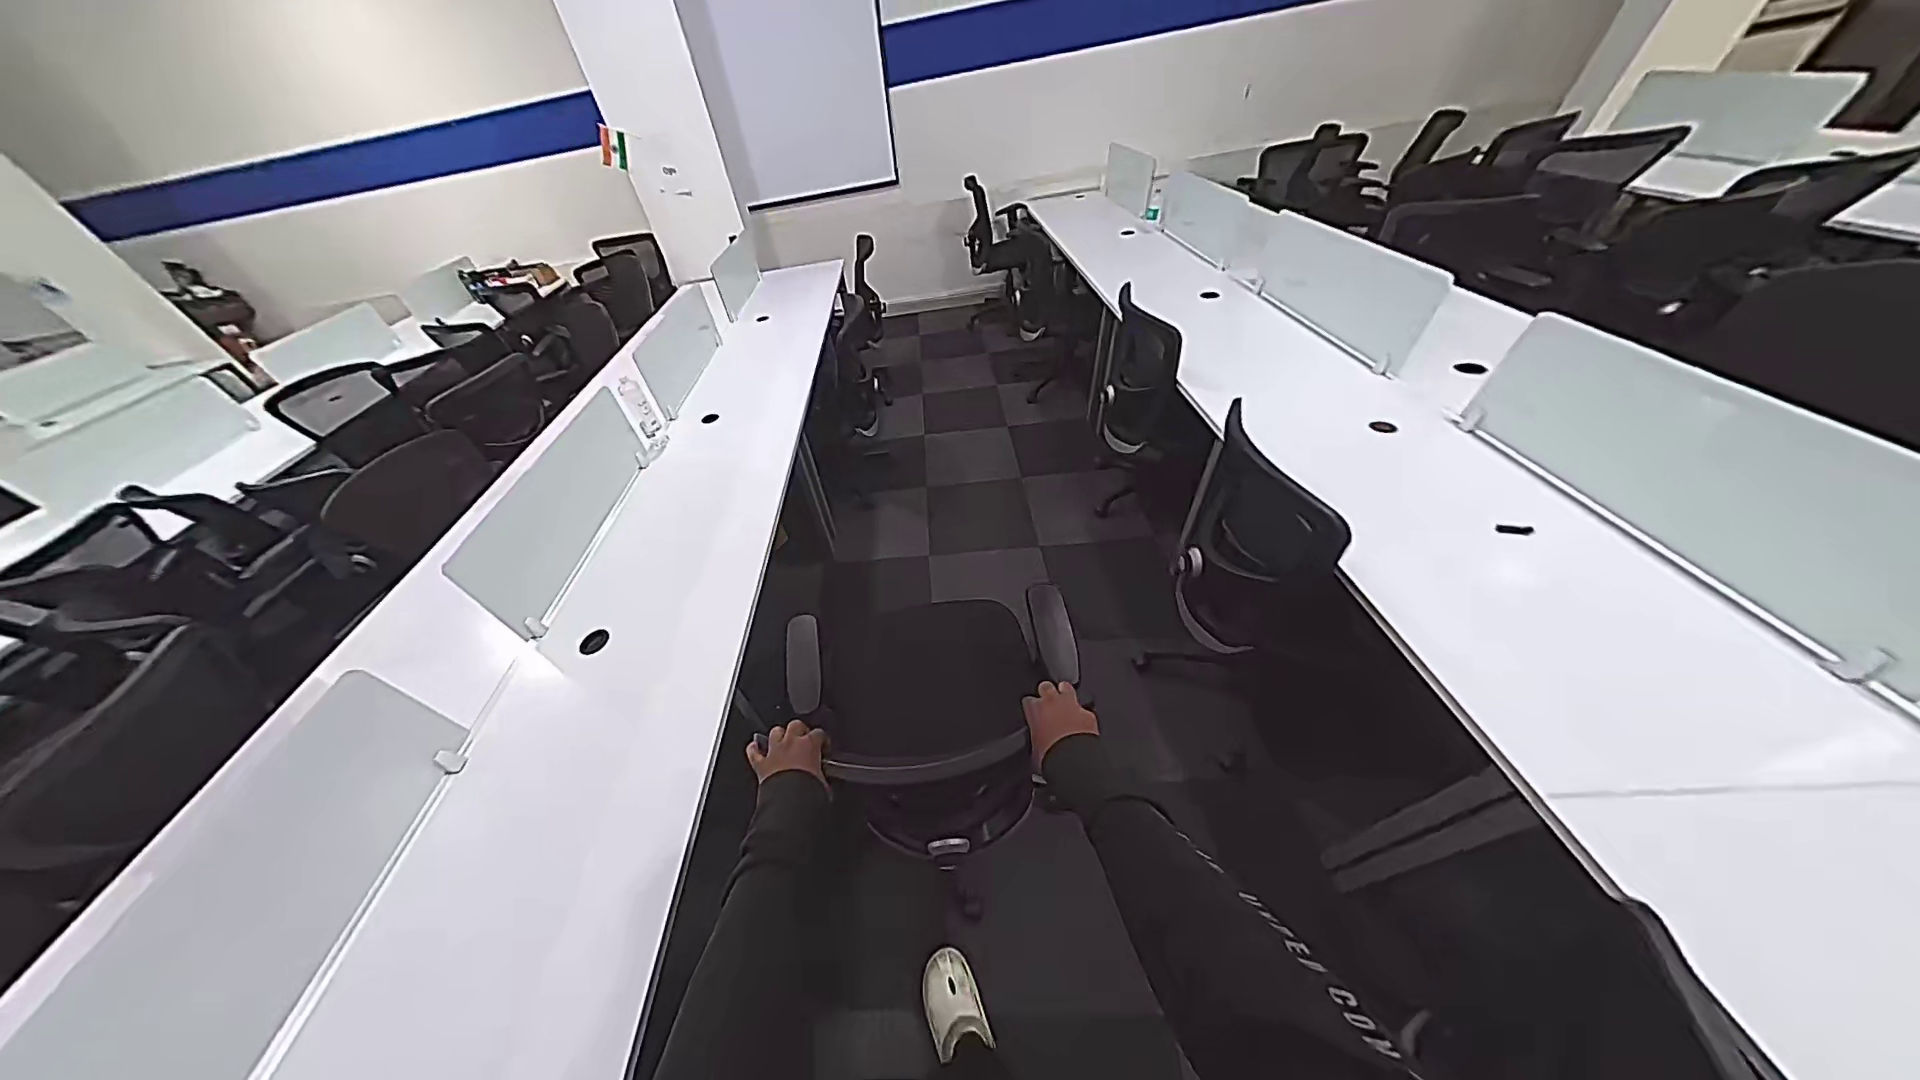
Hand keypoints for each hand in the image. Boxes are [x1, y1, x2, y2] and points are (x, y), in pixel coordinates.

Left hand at [747, 719, 829, 785]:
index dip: (822, 740)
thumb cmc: (809, 791)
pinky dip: (754, 749)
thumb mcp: (824, 780)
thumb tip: (822, 776)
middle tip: (804, 739)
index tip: (823, 747)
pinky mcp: (761, 764)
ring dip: (779, 735)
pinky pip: (753, 752)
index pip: (819, 733)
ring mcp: (774, 752)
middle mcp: (791, 743)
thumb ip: (822, 772)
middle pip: (796, 725)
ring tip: (783, 741)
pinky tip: (755, 747)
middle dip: (800, 730)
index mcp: (810, 744)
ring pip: (775, 732)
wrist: (790, 803)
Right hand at [1022, 682, 1097, 768]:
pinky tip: (1083, 723)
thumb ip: (1036, 737)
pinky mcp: (1088, 714)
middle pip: (1046, 686)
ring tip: (1065, 701)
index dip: (1031, 706)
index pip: (1028, 701)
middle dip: (1047, 692)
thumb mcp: (1034, 747)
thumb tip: (1039, 743)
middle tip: (1048, 702)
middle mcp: (1052, 702)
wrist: (1073, 761)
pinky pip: (1085, 709)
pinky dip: (1084, 715)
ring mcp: (1072, 705)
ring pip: (1067, 688)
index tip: (1034, 712)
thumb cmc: (1050, 755)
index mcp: (1035, 710)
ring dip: (1065, 693)